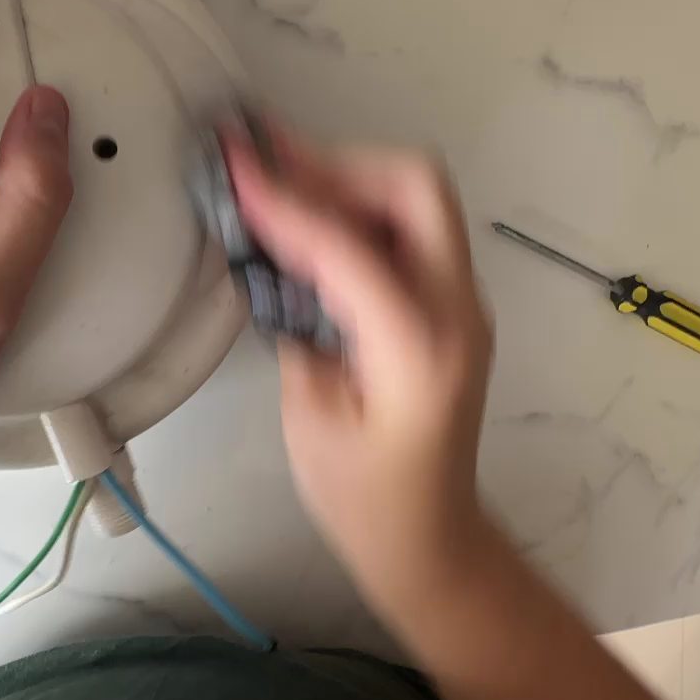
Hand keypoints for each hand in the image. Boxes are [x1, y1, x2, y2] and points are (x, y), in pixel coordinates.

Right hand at [228, 129, 496, 578]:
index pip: (350, 245)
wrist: (429, 537)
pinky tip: (310, 220)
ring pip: (417, 201)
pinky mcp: (452, 308)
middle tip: (267, 162)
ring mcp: (464, 305)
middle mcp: (458, 311)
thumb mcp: (312, 415)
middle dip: (336, 164)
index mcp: (418, 348)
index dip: (287, 201)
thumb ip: (301, 323)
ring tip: (277, 176)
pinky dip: (360, 212)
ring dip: (347, 180)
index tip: (236, 165)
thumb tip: (282, 254)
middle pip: (415, 188)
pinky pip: (411, 233)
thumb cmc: (362, 499)